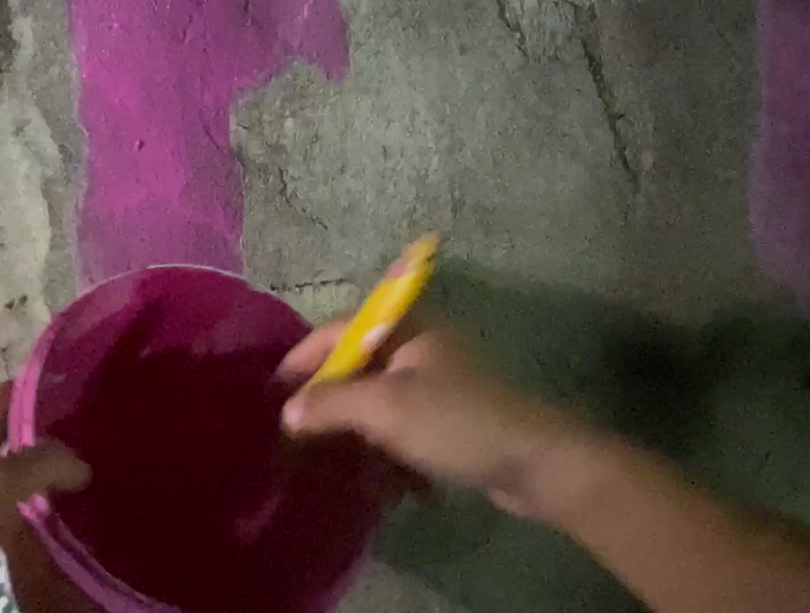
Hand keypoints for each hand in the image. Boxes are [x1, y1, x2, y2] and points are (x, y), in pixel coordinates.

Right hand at [277, 314, 595, 518]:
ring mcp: (434, 381)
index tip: (272, 393)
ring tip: (337, 466)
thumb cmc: (455, 419)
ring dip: (358, 434)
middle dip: (328, 403)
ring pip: (377, 402)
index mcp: (402, 326)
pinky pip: (402, 427)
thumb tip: (288, 410)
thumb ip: (332, 403)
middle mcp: (415, 345)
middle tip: (297, 436)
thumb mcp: (387, 408)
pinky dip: (389, 450)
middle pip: (355, 367)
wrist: (536, 461)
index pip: (336, 331)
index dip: (302, 360)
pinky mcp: (447, 417)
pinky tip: (387, 483)